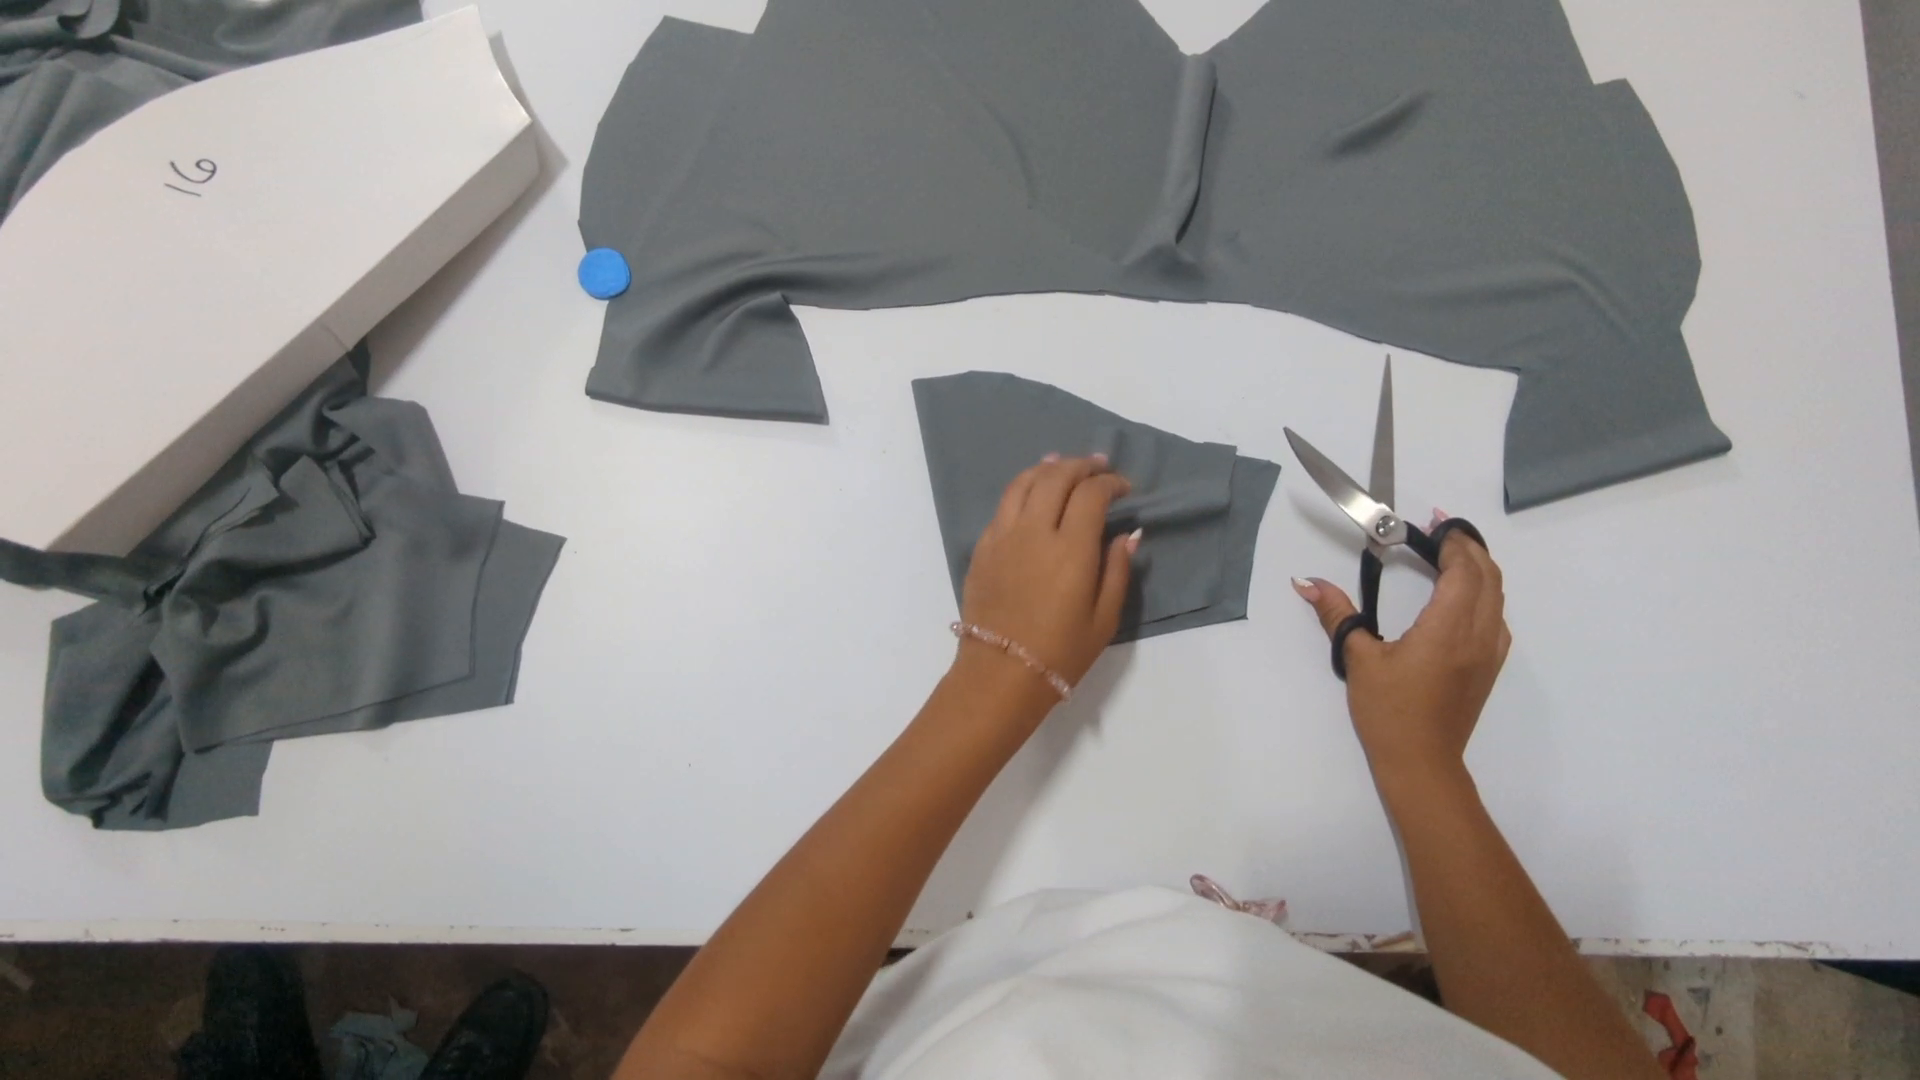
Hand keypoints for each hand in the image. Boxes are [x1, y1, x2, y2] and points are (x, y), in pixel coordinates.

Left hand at [958, 454, 1137, 693]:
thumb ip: (1118, 570)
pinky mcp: (983, 547)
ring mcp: (1002, 536)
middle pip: (1056, 477)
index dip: (1111, 484)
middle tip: (1098, 467)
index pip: (1091, 494)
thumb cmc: (1061, 651)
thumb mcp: (1104, 618)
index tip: (1124, 490)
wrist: (1000, 673)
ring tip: (1062, 465)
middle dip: (1081, 466)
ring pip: (1023, 483)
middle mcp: (1033, 532)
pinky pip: (1003, 505)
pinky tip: (1032, 494)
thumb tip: (1128, 534)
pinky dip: (1022, 489)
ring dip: (1047, 469)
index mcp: (1070, 548)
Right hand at [1293, 513, 1510, 792]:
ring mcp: (1489, 651)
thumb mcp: (1358, 659)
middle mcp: (1478, 635)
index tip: (1433, 522)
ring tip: (1448, 554)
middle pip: (1488, 576)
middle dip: (1468, 547)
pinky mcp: (1489, 665)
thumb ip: (1337, 616)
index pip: (1464, 571)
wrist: (1422, 761)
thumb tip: (1307, 584)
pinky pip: (1496, 615)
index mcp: (1448, 629)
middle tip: (1438, 530)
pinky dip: (1483, 592)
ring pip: (1497, 595)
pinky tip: (1457, 595)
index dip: (1453, 541)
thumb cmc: (1388, 711)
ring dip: (1479, 568)